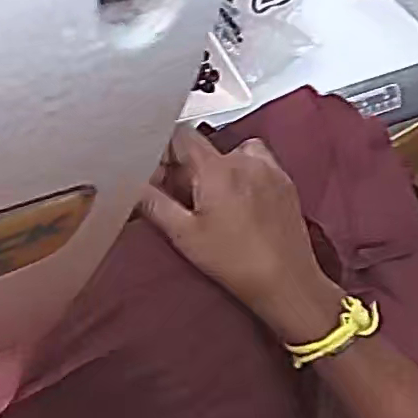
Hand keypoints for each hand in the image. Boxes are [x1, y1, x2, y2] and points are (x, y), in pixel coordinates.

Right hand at [138, 126, 343, 341]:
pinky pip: (256, 164)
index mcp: (217, 170)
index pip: (182, 136)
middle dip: (187, 168)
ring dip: (215, 169)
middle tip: (180, 199)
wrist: (285, 281)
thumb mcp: (183, 234)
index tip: (155, 171)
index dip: (163, 150)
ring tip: (210, 199)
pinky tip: (235, 203)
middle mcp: (246, 161)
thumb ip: (153, 204)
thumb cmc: (235, 261)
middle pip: (204, 147)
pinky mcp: (284, 182)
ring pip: (230, 153)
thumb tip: (132, 186)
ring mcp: (269, 170)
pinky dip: (240, 174)